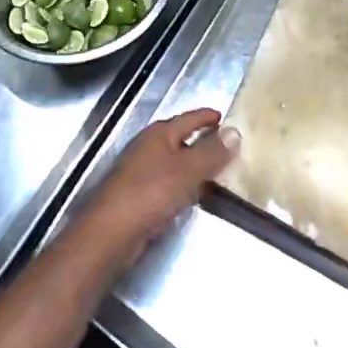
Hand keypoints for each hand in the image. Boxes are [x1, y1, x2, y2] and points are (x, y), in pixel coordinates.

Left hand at [77, 108, 238, 264]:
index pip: (188, 118)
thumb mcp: (187, 170)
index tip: (223, 116)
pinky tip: (194, 196)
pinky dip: (185, 185)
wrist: (112, 231)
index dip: (205, 117)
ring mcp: (141, 171)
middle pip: (180, 138)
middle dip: (201, 140)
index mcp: (159, 134)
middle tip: (225, 144)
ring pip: (175, 162)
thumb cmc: (150, 192)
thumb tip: (235, 131)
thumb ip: (211, 152)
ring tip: (217, 171)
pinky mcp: (139, 195)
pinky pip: (169, 183)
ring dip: (194, 165)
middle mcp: (149, 147)